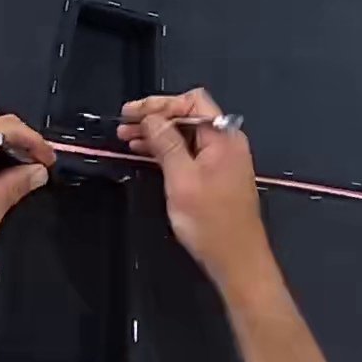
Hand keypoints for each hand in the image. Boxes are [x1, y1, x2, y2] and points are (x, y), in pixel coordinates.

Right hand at [118, 89, 272, 287]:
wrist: (237, 260)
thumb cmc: (210, 221)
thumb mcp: (182, 180)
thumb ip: (167, 143)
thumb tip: (151, 117)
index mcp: (223, 134)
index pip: (192, 101)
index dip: (160, 104)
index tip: (132, 113)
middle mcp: (226, 139)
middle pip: (188, 114)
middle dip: (155, 117)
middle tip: (124, 124)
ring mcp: (222, 156)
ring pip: (186, 133)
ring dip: (158, 133)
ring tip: (127, 137)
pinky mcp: (216, 172)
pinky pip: (190, 149)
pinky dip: (168, 148)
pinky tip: (146, 151)